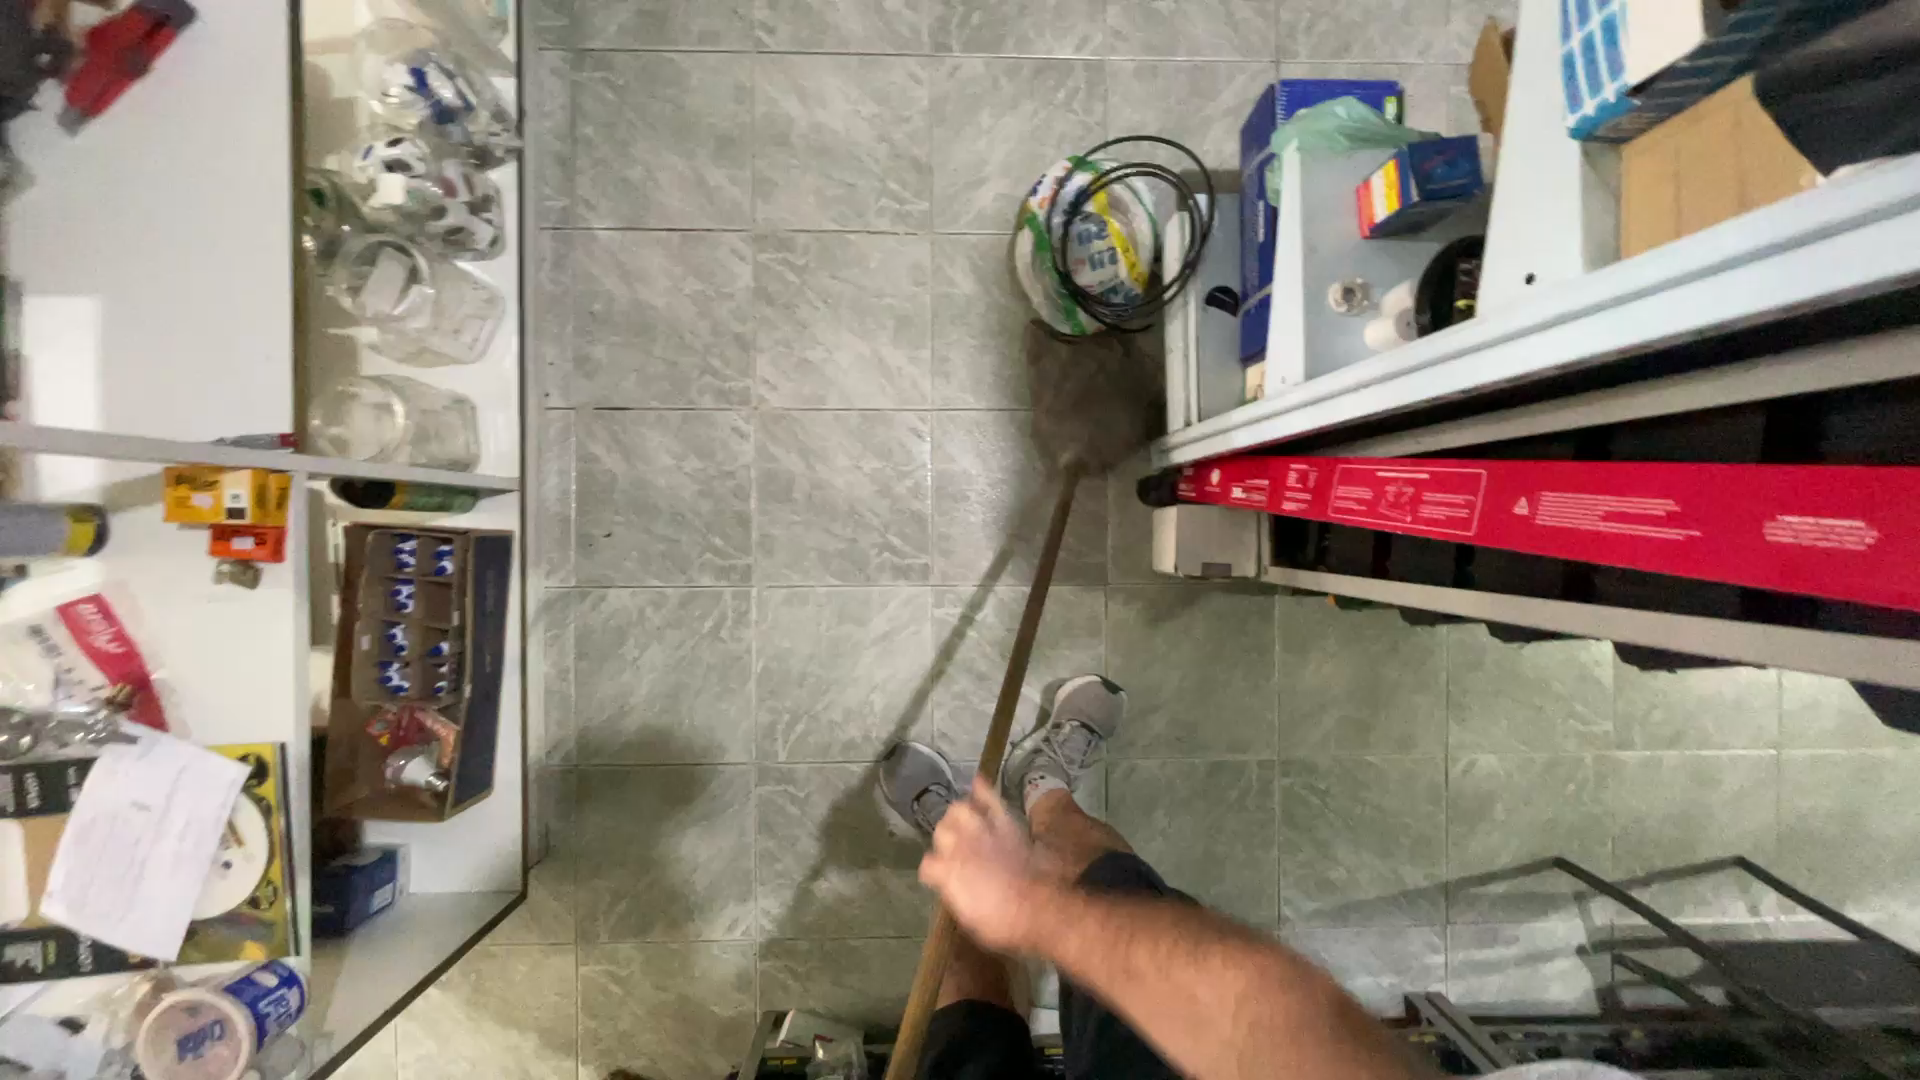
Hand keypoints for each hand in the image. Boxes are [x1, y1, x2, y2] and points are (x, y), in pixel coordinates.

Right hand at [919, 777, 1057, 952]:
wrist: (1035, 908)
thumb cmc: (1001, 924)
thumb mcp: (970, 918)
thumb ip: (955, 893)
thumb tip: (952, 886)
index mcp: (946, 873)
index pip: (928, 865)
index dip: (934, 871)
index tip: (940, 877)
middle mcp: (958, 846)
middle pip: (941, 831)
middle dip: (945, 839)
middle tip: (955, 848)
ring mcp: (982, 830)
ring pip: (959, 809)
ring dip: (958, 815)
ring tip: (963, 822)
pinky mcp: (1003, 822)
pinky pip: (990, 798)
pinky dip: (983, 789)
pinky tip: (977, 782)